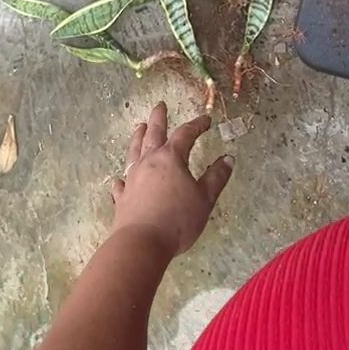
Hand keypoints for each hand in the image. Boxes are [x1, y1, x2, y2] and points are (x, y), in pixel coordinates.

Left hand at [110, 102, 233, 259]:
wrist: (140, 245)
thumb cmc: (177, 219)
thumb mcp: (204, 198)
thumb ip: (216, 177)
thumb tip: (228, 158)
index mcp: (171, 158)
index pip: (185, 134)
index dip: (197, 125)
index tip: (206, 120)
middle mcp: (149, 163)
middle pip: (154, 134)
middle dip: (158, 118)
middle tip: (160, 105)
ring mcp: (132, 179)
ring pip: (135, 152)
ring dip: (138, 138)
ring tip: (139, 127)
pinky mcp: (122, 198)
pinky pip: (121, 182)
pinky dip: (122, 178)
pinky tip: (120, 178)